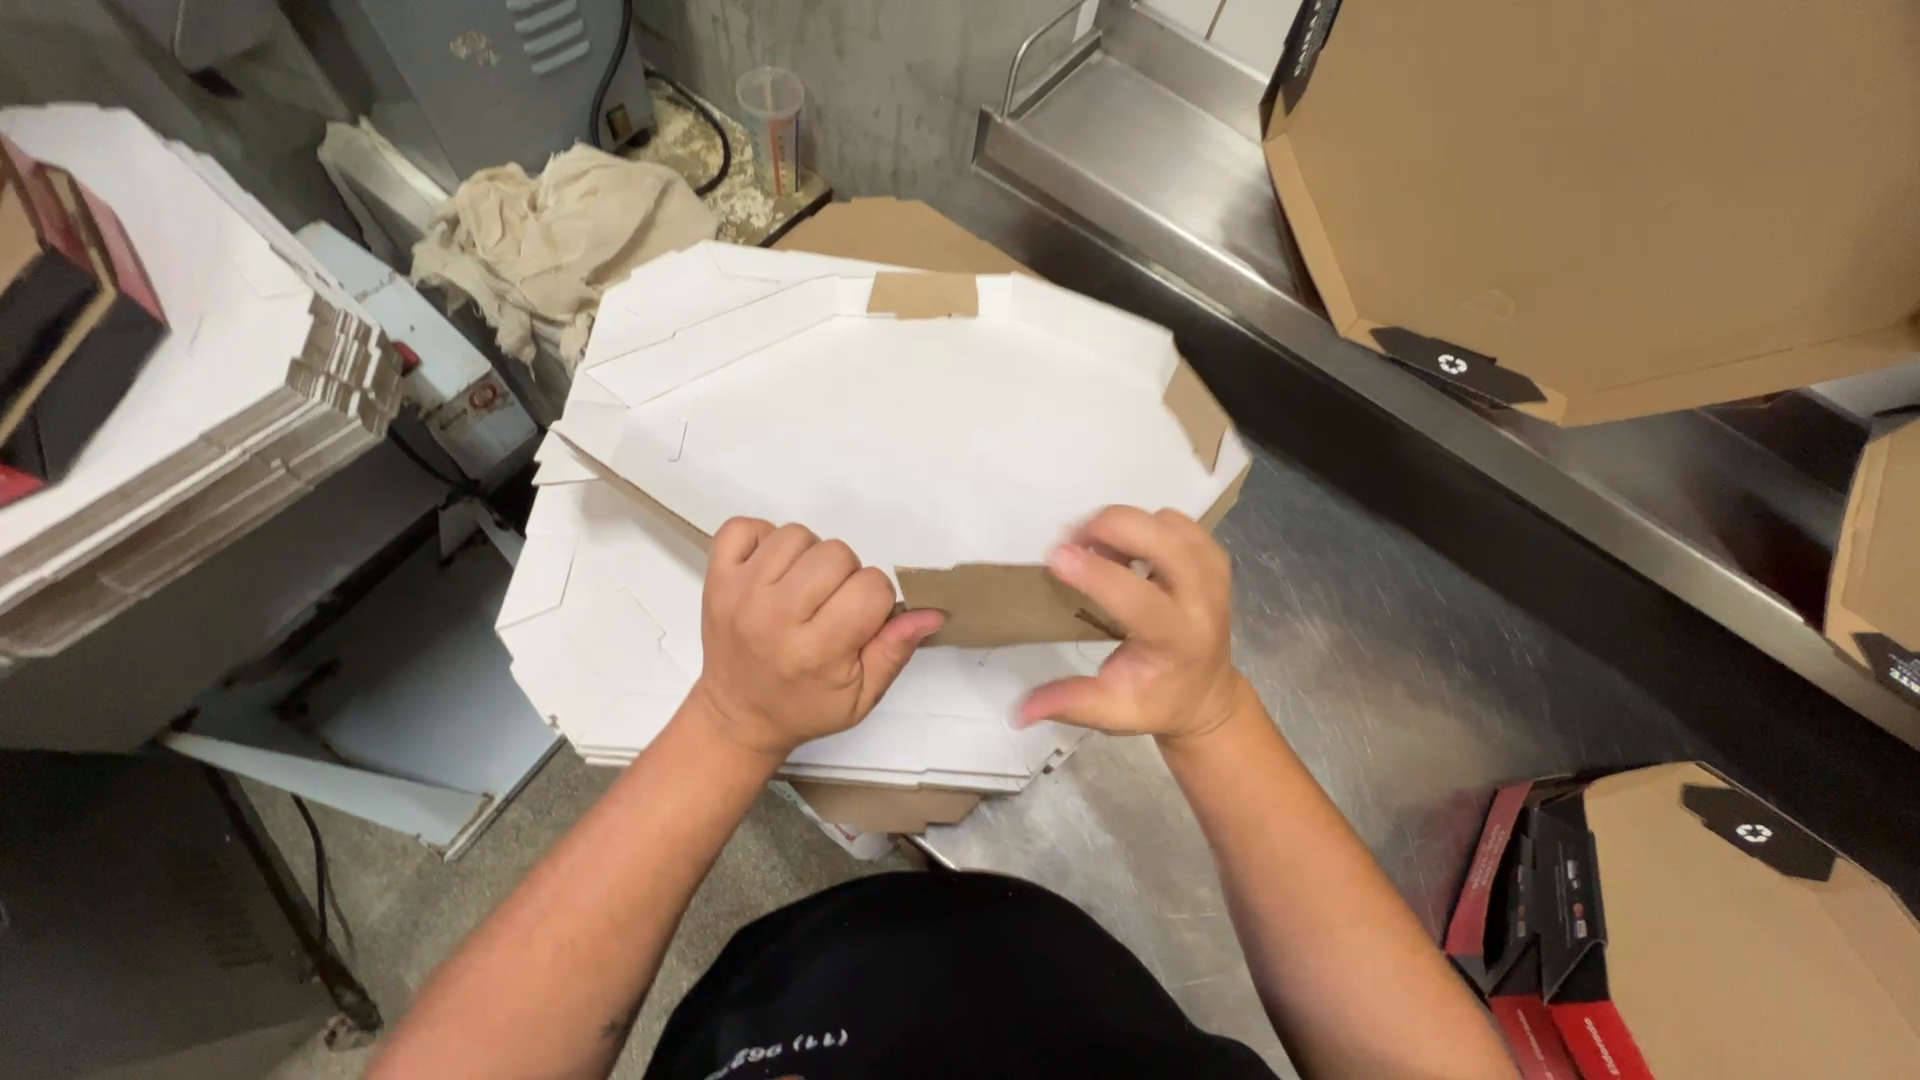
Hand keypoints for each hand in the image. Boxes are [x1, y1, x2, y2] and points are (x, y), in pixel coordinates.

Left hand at [690, 518, 944, 760]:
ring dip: (810, 556)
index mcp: (814, 650)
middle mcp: (774, 616)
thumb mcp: (861, 696)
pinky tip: (773, 569)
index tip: (862, 620)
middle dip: (847, 575)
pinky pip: (744, 526)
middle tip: (833, 604)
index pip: (870, 589)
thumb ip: (895, 651)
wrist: (738, 716)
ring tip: (804, 588)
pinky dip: (763, 538)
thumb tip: (931, 612)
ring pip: (797, 535)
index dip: (877, 600)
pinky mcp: (716, 578)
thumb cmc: (805, 708)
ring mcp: (739, 593)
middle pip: (836, 553)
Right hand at [1017, 506, 1246, 742]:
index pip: (1138, 599)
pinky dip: (1144, 524)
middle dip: (1110, 528)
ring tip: (1097, 550)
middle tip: (1072, 543)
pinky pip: (1176, 521)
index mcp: (1177, 641)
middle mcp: (1203, 599)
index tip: (1056, 555)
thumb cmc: (1157, 700)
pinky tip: (1125, 548)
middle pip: (1163, 540)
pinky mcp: (1212, 557)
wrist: (1207, 693)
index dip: (1096, 573)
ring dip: (1124, 525)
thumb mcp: (1112, 712)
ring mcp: (1213, 572)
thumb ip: (1068, 704)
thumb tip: (1019, 712)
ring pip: (1167, 523)